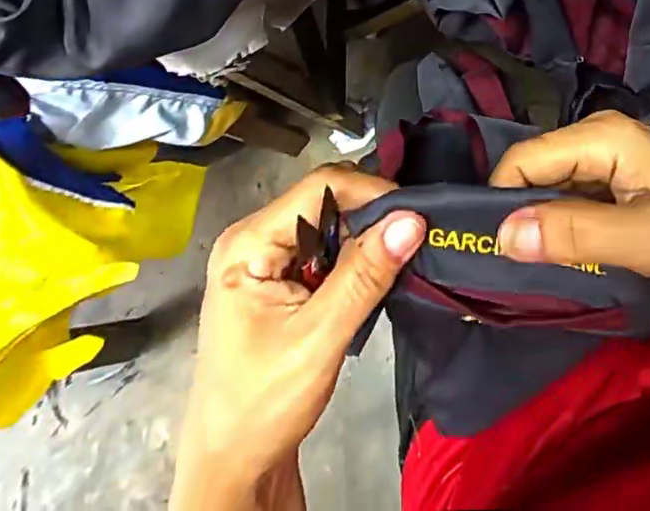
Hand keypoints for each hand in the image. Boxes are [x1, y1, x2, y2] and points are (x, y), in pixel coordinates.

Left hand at [173, 165, 424, 509]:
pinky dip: (364, 252)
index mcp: (248, 244)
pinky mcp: (289, 274)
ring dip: (373, 234)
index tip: (414, 216)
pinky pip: (337, 242)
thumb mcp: (318, 339)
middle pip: (332, 196)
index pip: (323, 186)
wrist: (235, 464)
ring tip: (402, 256)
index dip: (374, 192)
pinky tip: (380, 272)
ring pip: (339, 218)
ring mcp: (271, 256)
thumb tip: (412, 220)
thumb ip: (365, 276)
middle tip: (414, 237)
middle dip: (376, 211)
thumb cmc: (260, 407)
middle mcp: (257, 238)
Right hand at [488, 111, 649, 290]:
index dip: (498, 204)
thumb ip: (574, 233)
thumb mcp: (645, 240)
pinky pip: (578, 196)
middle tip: (509, 274)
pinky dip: (566, 225)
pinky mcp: (626, 177)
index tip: (486, 258)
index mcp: (605, 138)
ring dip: (541, 224)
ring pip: (554, 186)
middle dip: (518, 216)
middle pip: (535, 171)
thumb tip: (501, 232)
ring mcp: (616, 156)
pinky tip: (569, 256)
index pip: (522, 161)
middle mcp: (603, 136)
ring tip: (536, 271)